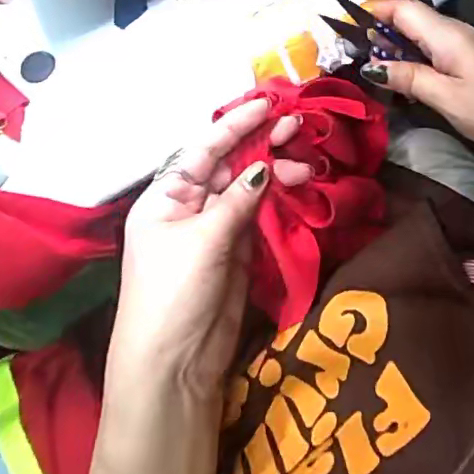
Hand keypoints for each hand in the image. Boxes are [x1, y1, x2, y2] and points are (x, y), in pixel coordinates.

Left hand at [87, 99, 310, 473]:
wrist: (174, 369)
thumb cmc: (173, 295)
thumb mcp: (203, 241)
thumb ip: (236, 201)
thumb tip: (264, 167)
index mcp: (166, 195)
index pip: (204, 149)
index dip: (235, 125)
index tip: (267, 104)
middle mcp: (190, 205)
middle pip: (230, 164)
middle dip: (262, 144)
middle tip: (297, 127)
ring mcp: (215, 228)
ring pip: (249, 188)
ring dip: (276, 173)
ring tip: (306, 164)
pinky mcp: (236, 250)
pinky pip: (260, 215)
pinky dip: (279, 200)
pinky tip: (299, 186)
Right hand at [359, 0, 473, 159]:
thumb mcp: (445, 97)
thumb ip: (407, 77)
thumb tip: (370, 66)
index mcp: (446, 34)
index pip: (401, 7)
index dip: (371, 10)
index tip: (344, 26)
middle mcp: (452, 31)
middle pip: (407, 17)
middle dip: (376, 27)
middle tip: (347, 48)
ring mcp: (460, 44)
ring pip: (416, 33)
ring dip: (391, 43)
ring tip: (365, 61)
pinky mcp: (464, 58)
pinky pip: (428, 47)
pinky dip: (408, 55)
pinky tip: (397, 74)